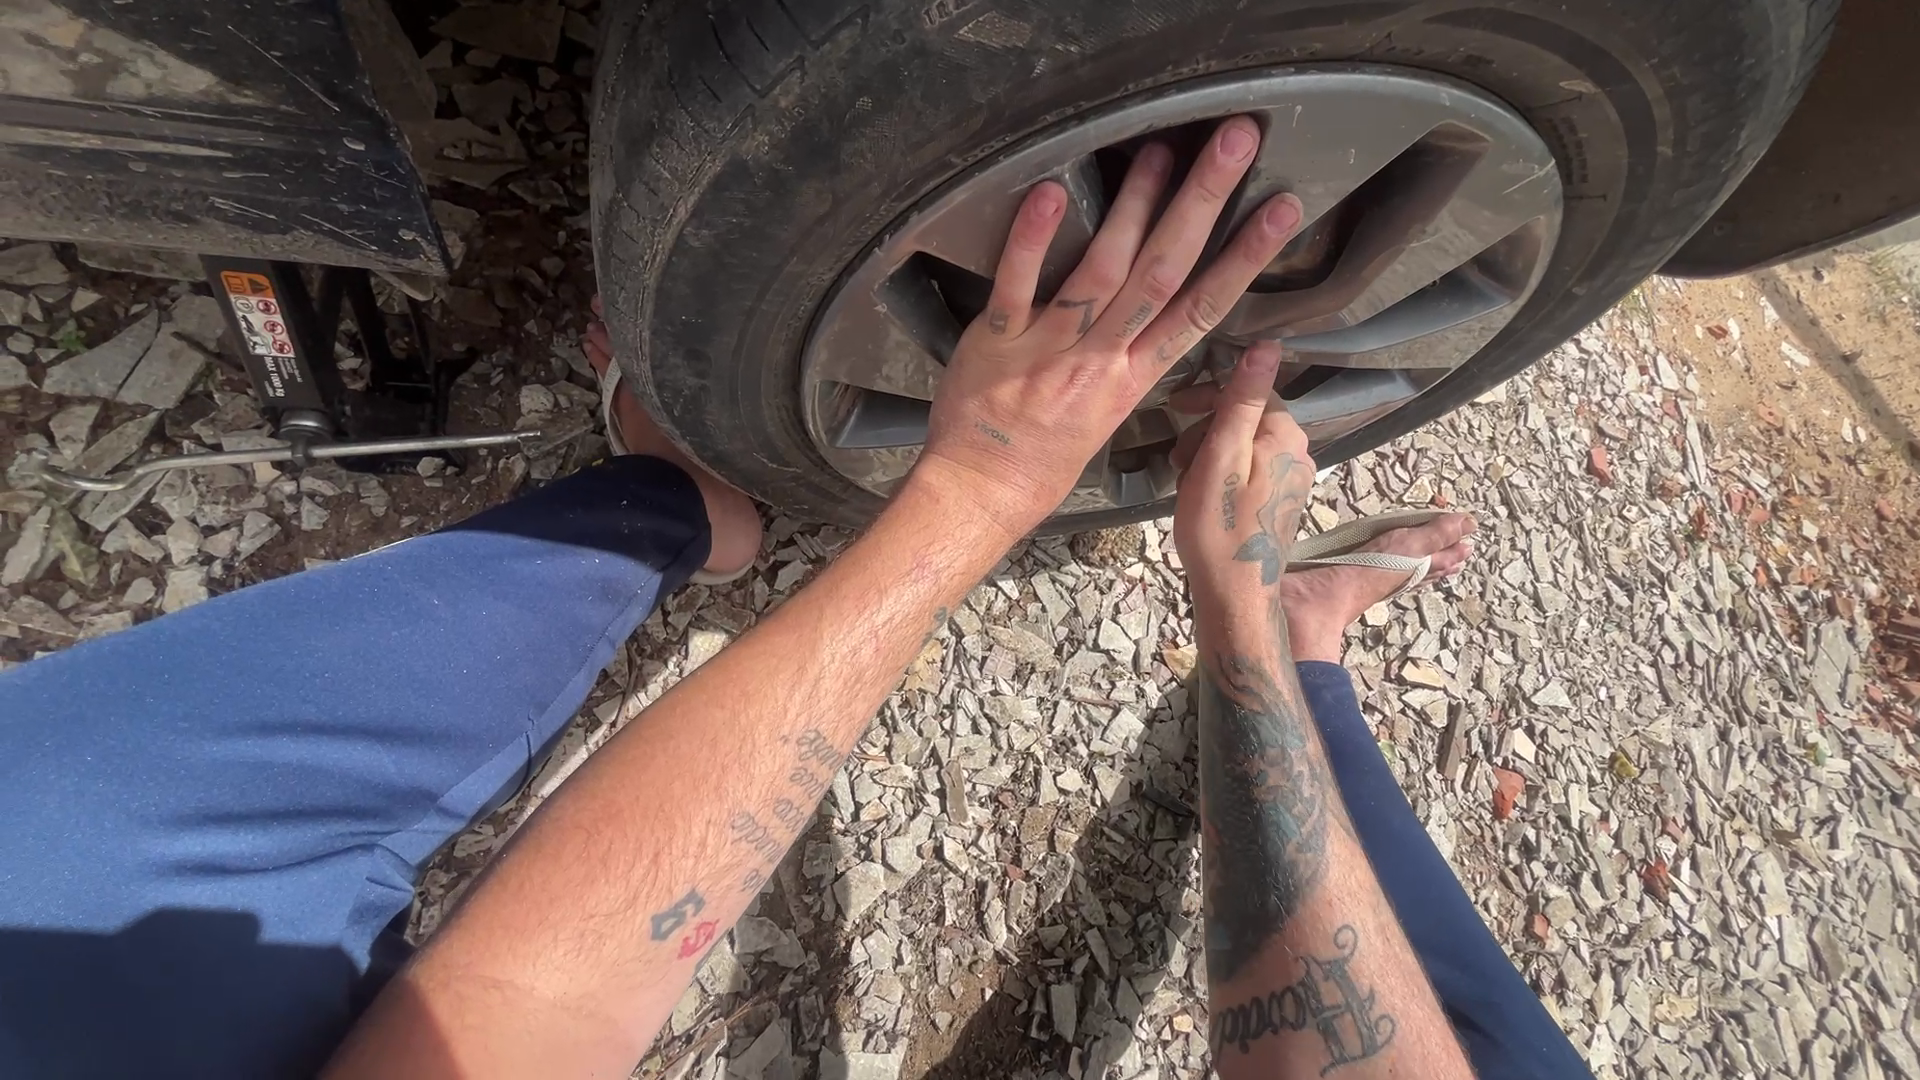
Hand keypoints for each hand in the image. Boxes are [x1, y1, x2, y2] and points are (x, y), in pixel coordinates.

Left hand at [909, 116, 1304, 536]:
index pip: (1200, 311)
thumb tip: (1148, 326)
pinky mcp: (997, 342)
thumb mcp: (1102, 419)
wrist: (983, 493)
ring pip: (1101, 271)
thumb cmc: (1043, 464)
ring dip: (1133, 208)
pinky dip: (1032, 241)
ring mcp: (1049, 349)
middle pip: (1161, 274)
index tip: (1281, 210)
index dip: (1244, 258)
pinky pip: (1016, 286)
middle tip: (1237, 141)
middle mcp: (1100, 360)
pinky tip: (1050, 192)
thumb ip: (1125, 366)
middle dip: (1202, 205)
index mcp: (1131, 380)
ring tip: (1160, 151)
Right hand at [1171, 342, 1314, 630]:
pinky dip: (1220, 476)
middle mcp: (1298, 452)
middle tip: (1178, 462)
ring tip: (1186, 482)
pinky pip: (1248, 472)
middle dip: (1205, 432)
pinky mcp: (1280, 502)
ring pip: (1243, 446)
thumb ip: (1241, 402)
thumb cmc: (1219, 525)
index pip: (1248, 391)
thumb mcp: (1222, 457)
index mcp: (1286, 436)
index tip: (1173, 409)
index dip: (1207, 397)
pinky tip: (1203, 498)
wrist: (1234, 592)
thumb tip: (1265, 346)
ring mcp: (1292, 480)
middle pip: (1244, 419)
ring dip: (1209, 456)